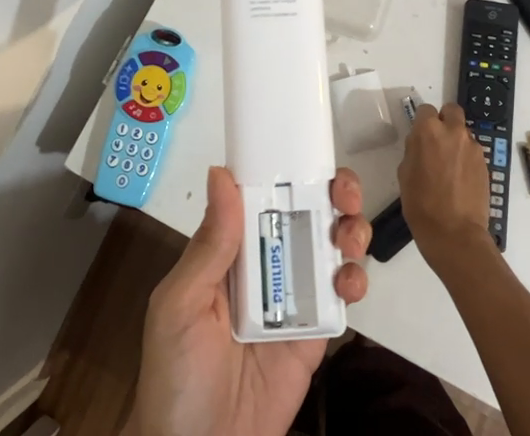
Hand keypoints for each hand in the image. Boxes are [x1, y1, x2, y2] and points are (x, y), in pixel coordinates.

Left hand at [125, 166, 370, 435]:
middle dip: (330, 195)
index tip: (309, 154)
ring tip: (350, 235)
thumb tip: (221, 175)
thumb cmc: (176, 375)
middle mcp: (261, 268)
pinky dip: (353, 281)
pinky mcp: (315, 335)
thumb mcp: (180, 304)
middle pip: (303, 217)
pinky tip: (349, 282)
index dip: (285, 173)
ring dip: (348, 230)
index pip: (259, 200)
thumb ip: (209, 244)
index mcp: (226, 253)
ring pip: (328, 249)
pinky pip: (340, 299)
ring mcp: (291, 300)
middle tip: (344, 193)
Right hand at [397, 103, 490, 270]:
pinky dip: (466, 159)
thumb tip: (422, 144)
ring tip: (450, 167)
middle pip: (452, 111)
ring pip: (464, 133)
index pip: (426, 110)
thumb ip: (414, 149)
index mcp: (428, 131)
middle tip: (438, 141)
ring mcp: (473, 148)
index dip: (422, 121)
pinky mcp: (485, 164)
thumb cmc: (420, 204)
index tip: (420, 135)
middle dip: (445, 120)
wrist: (453, 232)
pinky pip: (473, 152)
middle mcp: (454, 133)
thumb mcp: (405, 173)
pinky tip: (460, 179)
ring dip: (457, 142)